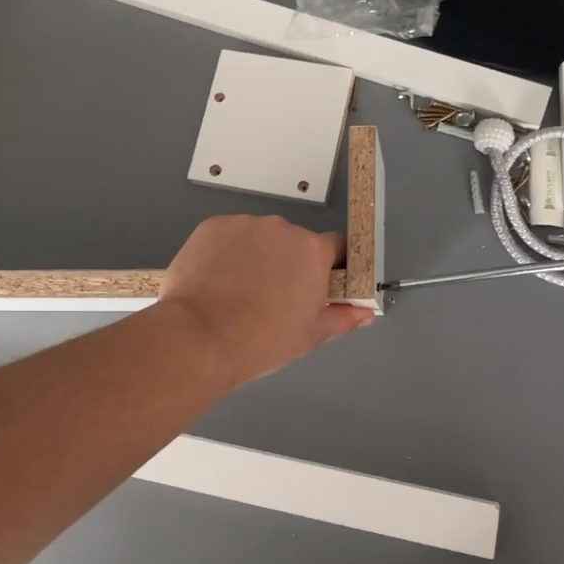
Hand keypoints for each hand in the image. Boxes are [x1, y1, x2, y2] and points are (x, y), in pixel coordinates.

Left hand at [160, 215, 374, 384]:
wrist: (198, 337)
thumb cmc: (262, 340)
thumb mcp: (310, 335)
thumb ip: (342, 317)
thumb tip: (364, 312)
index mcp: (312, 251)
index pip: (336, 247)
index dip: (332, 266)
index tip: (321, 286)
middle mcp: (281, 228)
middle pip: (294, 243)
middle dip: (289, 264)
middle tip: (275, 299)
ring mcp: (244, 224)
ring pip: (259, 239)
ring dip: (257, 257)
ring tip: (239, 293)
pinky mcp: (211, 227)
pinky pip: (228, 237)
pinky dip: (227, 254)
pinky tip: (217, 282)